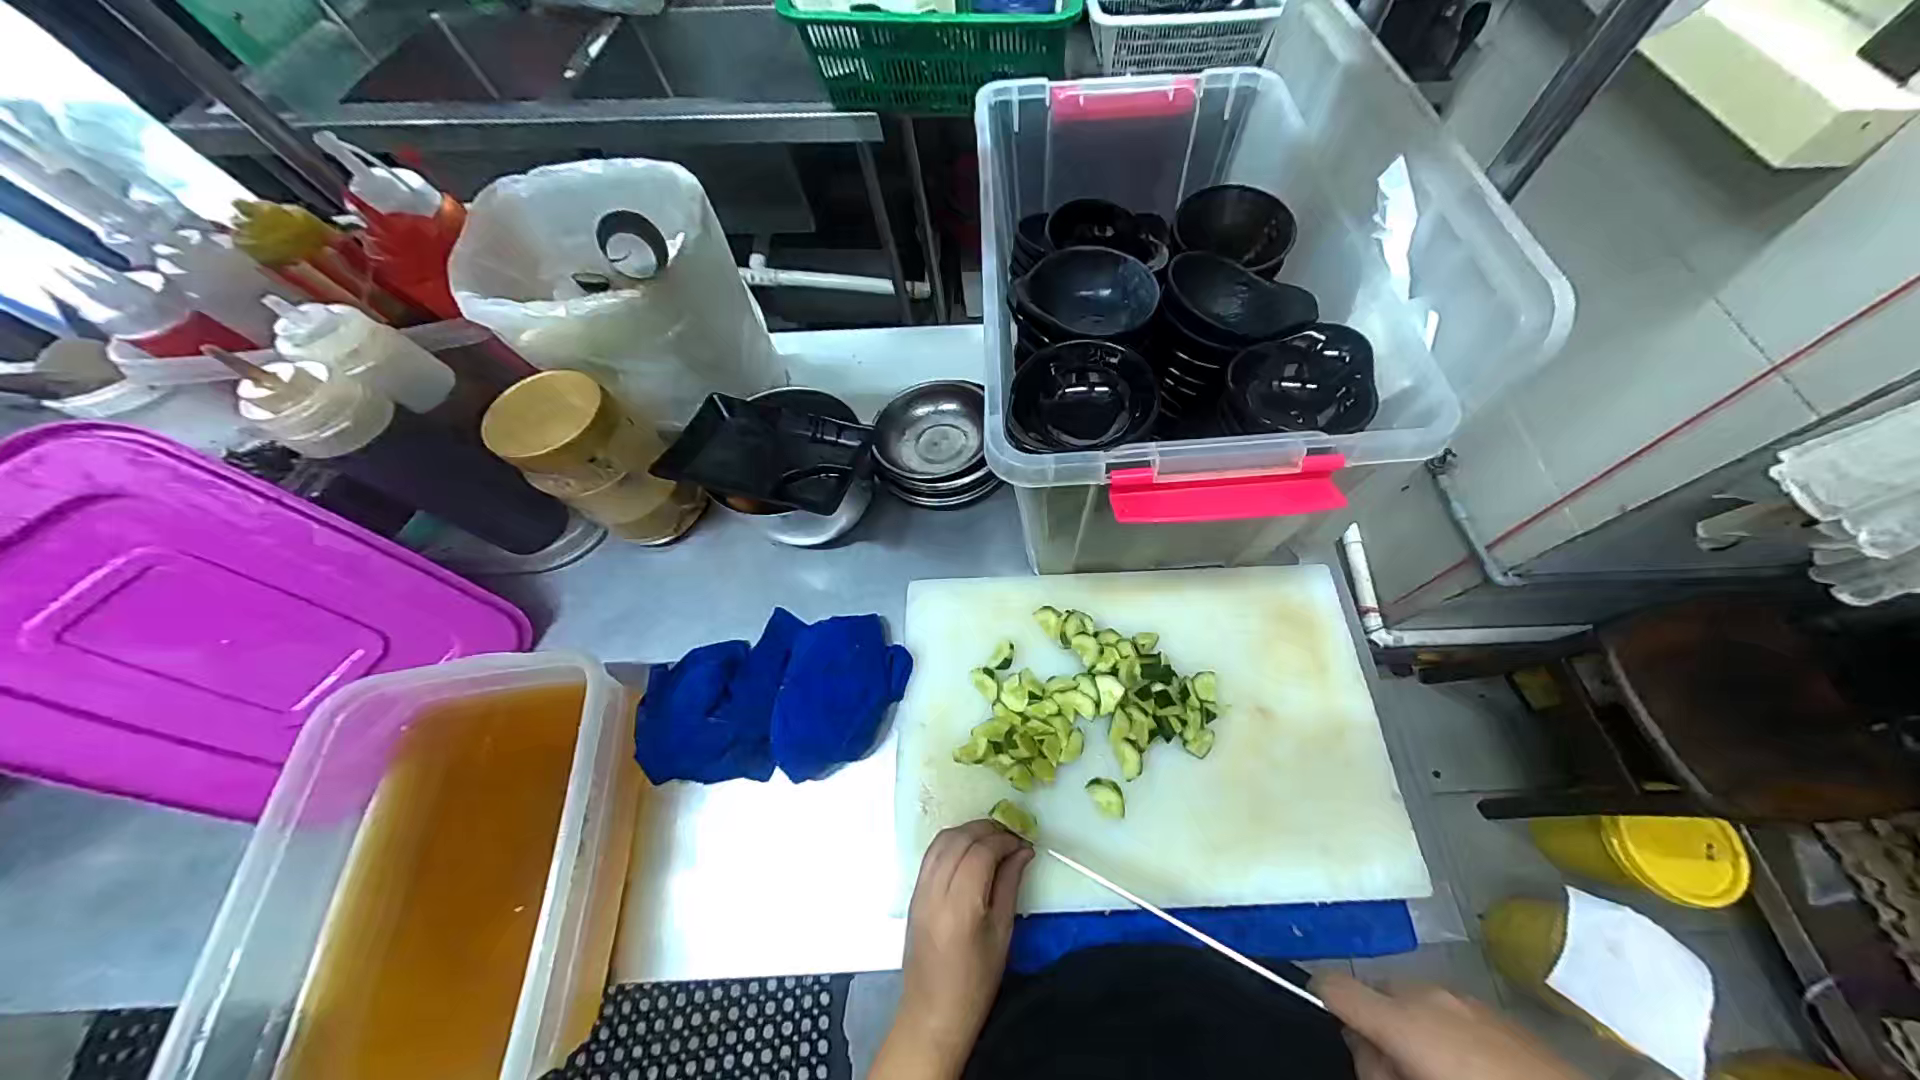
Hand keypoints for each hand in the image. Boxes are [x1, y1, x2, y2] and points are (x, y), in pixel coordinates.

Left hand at [871, 820, 1034, 1079]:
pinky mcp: (914, 892)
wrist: (933, 1012)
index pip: (981, 852)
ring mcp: (920, 889)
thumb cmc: (976, 983)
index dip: (1005, 840)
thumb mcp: (1002, 934)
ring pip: (943, 840)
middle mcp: (935, 890)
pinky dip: (952, 842)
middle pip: (960, 839)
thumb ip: (1010, 885)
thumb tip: (1022, 851)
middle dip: (988, 829)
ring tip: (993, 839)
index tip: (1024, 844)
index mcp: (959, 905)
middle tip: (1012, 836)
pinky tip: (970, 849)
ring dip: (969, 831)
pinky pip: (932, 852)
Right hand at [1312, 973, 1587, 1079]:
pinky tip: (1474, 1069)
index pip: (1333, 985)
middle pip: (1375, 991)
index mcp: (1400, 1018)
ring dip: (1413, 1026)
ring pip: (1414, 999)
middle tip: (1398, 1069)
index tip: (1339, 1030)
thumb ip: (1374, 1068)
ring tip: (1441, 1070)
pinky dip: (1447, 1030)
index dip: (1323, 1000)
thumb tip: (1365, 1047)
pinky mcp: (1499, 1012)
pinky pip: (1451, 1009)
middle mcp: (1426, 994)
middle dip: (1377, 1024)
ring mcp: (1466, 999)